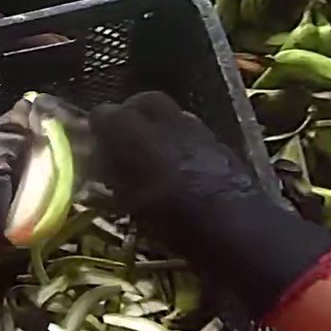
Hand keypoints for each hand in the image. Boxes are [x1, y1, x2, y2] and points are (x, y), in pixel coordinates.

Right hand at [91, 91, 330, 316]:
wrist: (239, 230)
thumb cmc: (176, 223)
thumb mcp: (131, 204)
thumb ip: (112, 178)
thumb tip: (98, 165)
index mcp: (140, 139)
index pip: (107, 113)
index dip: (96, 124)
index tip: (91, 139)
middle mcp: (169, 125)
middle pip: (144, 101)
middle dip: (129, 112)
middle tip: (120, 135)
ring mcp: (198, 131)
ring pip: (170, 112)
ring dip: (155, 124)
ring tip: (148, 148)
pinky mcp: (219, 143)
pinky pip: (191, 129)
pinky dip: (178, 137)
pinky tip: (176, 162)